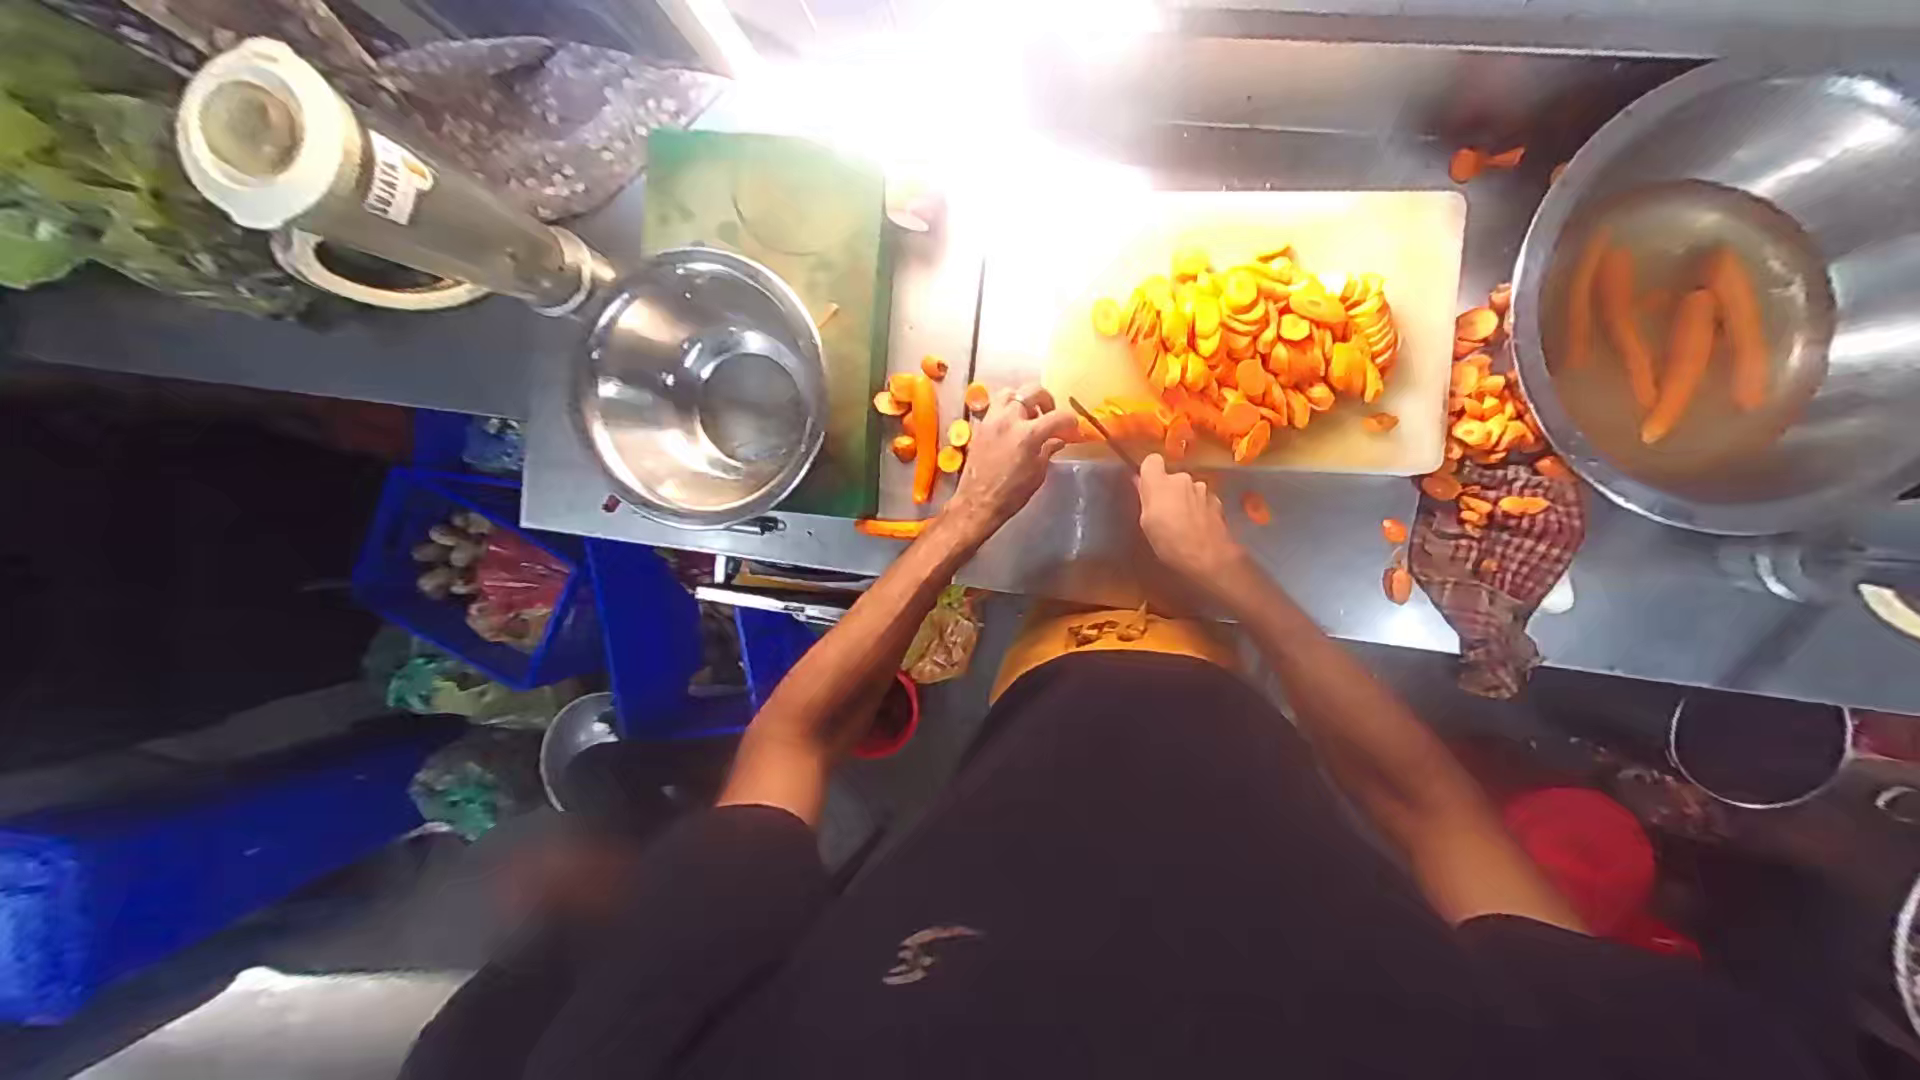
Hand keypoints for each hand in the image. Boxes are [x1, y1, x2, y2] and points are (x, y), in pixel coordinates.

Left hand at [944, 384, 1078, 543]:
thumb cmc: (1011, 493)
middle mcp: (1009, 419)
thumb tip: (1057, 440)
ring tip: (1028, 415)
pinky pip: (995, 406)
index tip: (1072, 428)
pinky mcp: (980, 426)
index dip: (1070, 421)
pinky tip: (1011, 425)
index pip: (1058, 416)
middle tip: (1050, 415)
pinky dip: (1006, 409)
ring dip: (1023, 399)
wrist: (977, 502)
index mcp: (1028, 434)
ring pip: (1011, 392)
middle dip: (1047, 401)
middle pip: (1033, 391)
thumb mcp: (1037, 473)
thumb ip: (1048, 450)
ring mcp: (992, 419)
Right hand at [1134, 453, 1250, 592]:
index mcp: (1160, 482)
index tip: (1147, 488)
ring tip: (1183, 523)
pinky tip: (1197, 526)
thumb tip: (1139, 481)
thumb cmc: (1169, 541)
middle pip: (1171, 477)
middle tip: (1164, 513)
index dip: (1149, 472)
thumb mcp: (1147, 522)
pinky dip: (1198, 508)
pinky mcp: (1217, 501)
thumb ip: (1145, 497)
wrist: (1209, 556)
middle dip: (1167, 490)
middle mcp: (1183, 478)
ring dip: (1184, 499)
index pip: (1152, 460)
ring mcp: (1203, 488)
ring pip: (1188, 489)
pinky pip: (1201, 499)